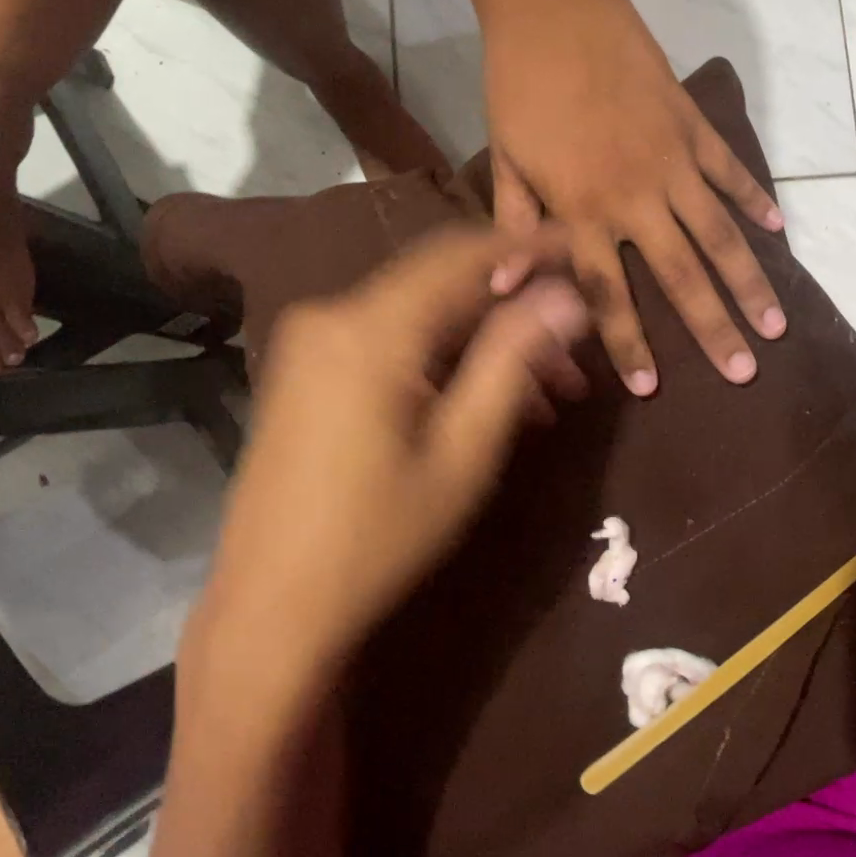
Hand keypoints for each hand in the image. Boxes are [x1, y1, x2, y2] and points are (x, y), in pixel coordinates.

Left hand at [189, 227, 590, 681]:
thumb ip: (515, 360)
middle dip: (516, 313)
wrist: (272, 607)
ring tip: (548, 398)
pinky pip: (392, 342)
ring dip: (486, 344)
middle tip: (578, 362)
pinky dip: (445, 361)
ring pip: (422, 317)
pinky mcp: (307, 371)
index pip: (465, 254)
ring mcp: (312, 343)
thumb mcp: (464, 451)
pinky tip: (485, 404)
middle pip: (445, 286)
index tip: (582, 255)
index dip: (529, 249)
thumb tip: (566, 296)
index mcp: (372, 327)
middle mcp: (334, 314)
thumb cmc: (380, 536)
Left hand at [482, 0, 785, 395]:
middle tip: (744, 372)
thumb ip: (516, 227)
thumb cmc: (519, 86)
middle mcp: (636, 198)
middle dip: (712, 327)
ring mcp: (673, 162)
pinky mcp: (694, 128)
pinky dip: (755, 200)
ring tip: (776, 322)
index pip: (606, 293)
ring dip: (749, 280)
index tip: (652, 387)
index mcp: (582, 211)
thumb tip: (509, 289)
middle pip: (680, 275)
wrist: (554, 4)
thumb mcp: (505, 160)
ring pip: (719, 233)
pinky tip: (778, 230)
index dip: (626, 343)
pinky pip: (731, 171)